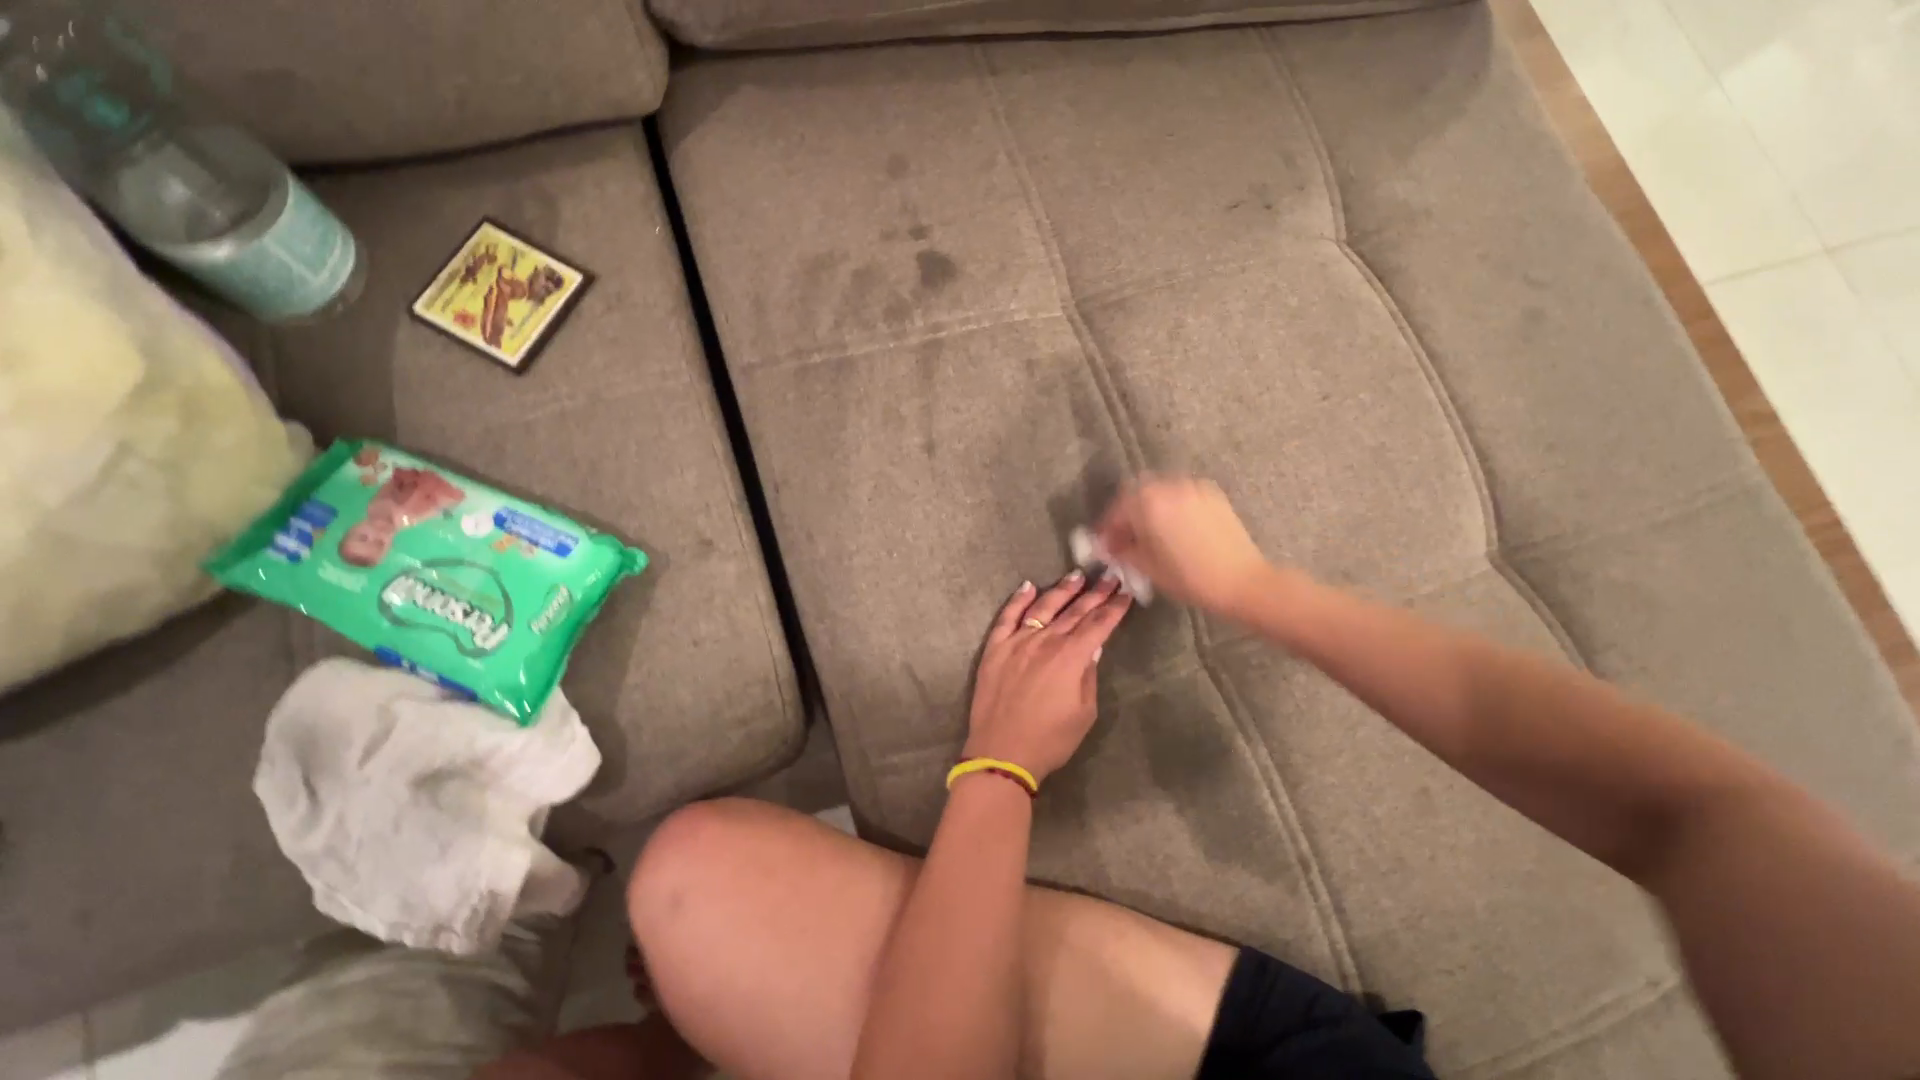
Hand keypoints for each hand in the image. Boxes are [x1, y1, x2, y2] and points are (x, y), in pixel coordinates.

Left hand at [964, 571, 1131, 784]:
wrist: (1001, 753)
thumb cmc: (1050, 739)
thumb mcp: (1084, 712)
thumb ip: (1088, 676)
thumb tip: (1093, 650)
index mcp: (1070, 657)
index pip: (1098, 625)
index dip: (1114, 608)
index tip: (1125, 594)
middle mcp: (1045, 641)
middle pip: (1074, 611)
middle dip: (1095, 593)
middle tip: (1110, 576)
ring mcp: (1017, 642)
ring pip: (1043, 607)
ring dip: (1062, 590)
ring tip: (1077, 576)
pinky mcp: (994, 648)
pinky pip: (1007, 617)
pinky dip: (1018, 600)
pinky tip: (1028, 587)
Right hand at [1095, 475, 1272, 616]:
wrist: (1242, 581)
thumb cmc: (1191, 578)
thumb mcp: (1148, 568)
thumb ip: (1123, 551)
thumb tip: (1109, 546)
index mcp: (1149, 502)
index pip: (1117, 508)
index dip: (1107, 526)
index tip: (1104, 543)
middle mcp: (1170, 487)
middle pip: (1138, 492)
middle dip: (1128, 513)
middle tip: (1125, 537)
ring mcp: (1194, 487)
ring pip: (1161, 490)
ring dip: (1150, 507)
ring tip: (1151, 533)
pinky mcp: (1213, 495)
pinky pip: (1183, 494)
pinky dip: (1173, 506)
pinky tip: (1175, 528)